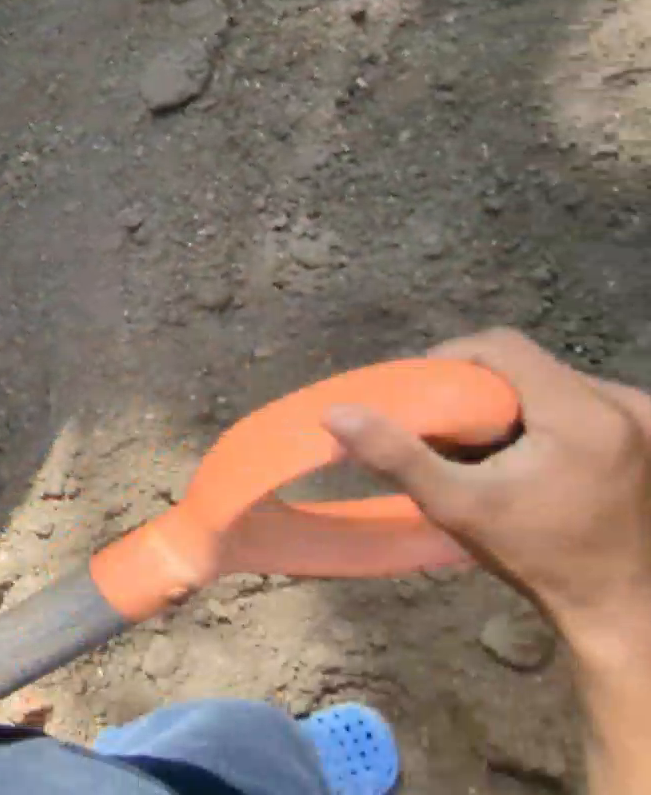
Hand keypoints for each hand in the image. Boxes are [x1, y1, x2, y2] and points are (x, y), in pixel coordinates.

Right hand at [320, 329, 650, 652]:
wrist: (620, 605)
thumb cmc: (535, 554)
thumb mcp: (453, 504)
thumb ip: (395, 454)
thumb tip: (333, 411)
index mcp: (585, 415)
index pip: (500, 346)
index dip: (449, 360)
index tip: (425, 398)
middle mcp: (626, 405)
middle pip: (524, 364)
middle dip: (475, 389)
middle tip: (448, 431)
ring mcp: (645, 419)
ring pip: (547, 380)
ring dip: (505, 402)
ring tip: (485, 446)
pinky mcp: (649, 434)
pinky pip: (575, 398)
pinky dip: (537, 415)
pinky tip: (526, 454)